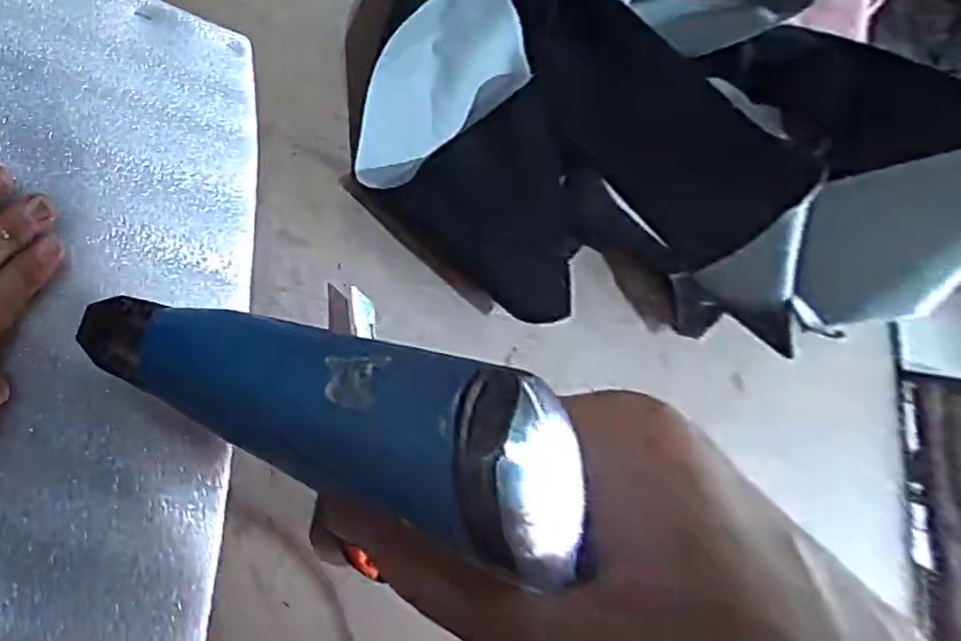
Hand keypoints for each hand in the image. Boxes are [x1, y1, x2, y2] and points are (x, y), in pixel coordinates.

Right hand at [311, 390, 918, 640]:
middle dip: (466, 509)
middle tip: (457, 571)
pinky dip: (563, 542)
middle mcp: (643, 425)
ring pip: (542, 481)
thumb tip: (334, 511)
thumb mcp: (553, 638)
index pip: (467, 417)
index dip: (418, 461)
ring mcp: (679, 462)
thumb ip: (434, 573)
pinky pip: (591, 502)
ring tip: (528, 601)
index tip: (390, 508)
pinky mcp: (701, 501)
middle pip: (500, 449)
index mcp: (614, 424)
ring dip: (513, 533)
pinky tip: (584, 602)